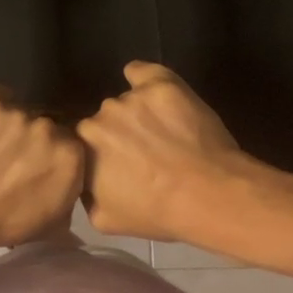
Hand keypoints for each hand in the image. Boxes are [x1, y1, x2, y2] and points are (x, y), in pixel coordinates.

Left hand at [0, 86, 86, 250]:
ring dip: (11, 124)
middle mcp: (48, 127)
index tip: (37, 165)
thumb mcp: (49, 222)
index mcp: (71, 157)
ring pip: (22, 110)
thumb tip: (70, 178)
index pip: (71, 144)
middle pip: (47, 124)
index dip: (54, 154)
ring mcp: (17, 111)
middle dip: (34, 139)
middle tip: (13, 156)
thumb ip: (68, 194)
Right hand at [77, 61, 271, 242]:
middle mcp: (100, 116)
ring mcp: (131, 98)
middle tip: (144, 154)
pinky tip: (152, 88)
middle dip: (119, 134)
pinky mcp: (161, 83)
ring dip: (138, 115)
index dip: (99, 154)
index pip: (81, 142)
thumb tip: (85, 183)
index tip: (117, 166)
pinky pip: (142, 72)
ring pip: (127, 102)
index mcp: (82, 147)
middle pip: (104, 120)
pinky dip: (142, 78)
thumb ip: (85, 196)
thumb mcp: (106, 220)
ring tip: (165, 136)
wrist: (212, 196)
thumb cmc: (159, 213)